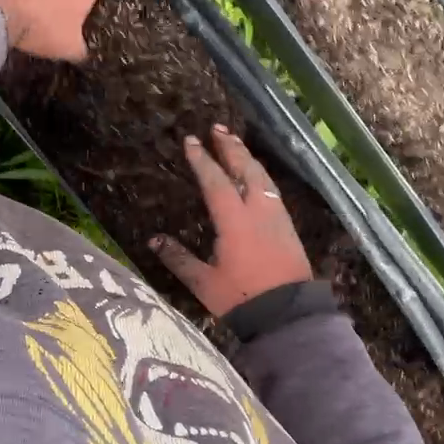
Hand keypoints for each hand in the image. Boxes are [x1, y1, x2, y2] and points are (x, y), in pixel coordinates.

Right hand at [150, 125, 311, 316]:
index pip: (216, 181)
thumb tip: (154, 240)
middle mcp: (259, 212)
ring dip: (247, 157)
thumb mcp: (203, 281)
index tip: (191, 140)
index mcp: (235, 221)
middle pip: (245, 170)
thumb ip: (178, 258)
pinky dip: (259, 175)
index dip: (202, 160)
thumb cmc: (241, 298)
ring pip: (262, 177)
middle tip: (218, 128)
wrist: (288, 315)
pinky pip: (271, 190)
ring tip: (235, 143)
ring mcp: (277, 218)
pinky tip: (255, 176)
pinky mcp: (287, 227)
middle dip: (230, 147)